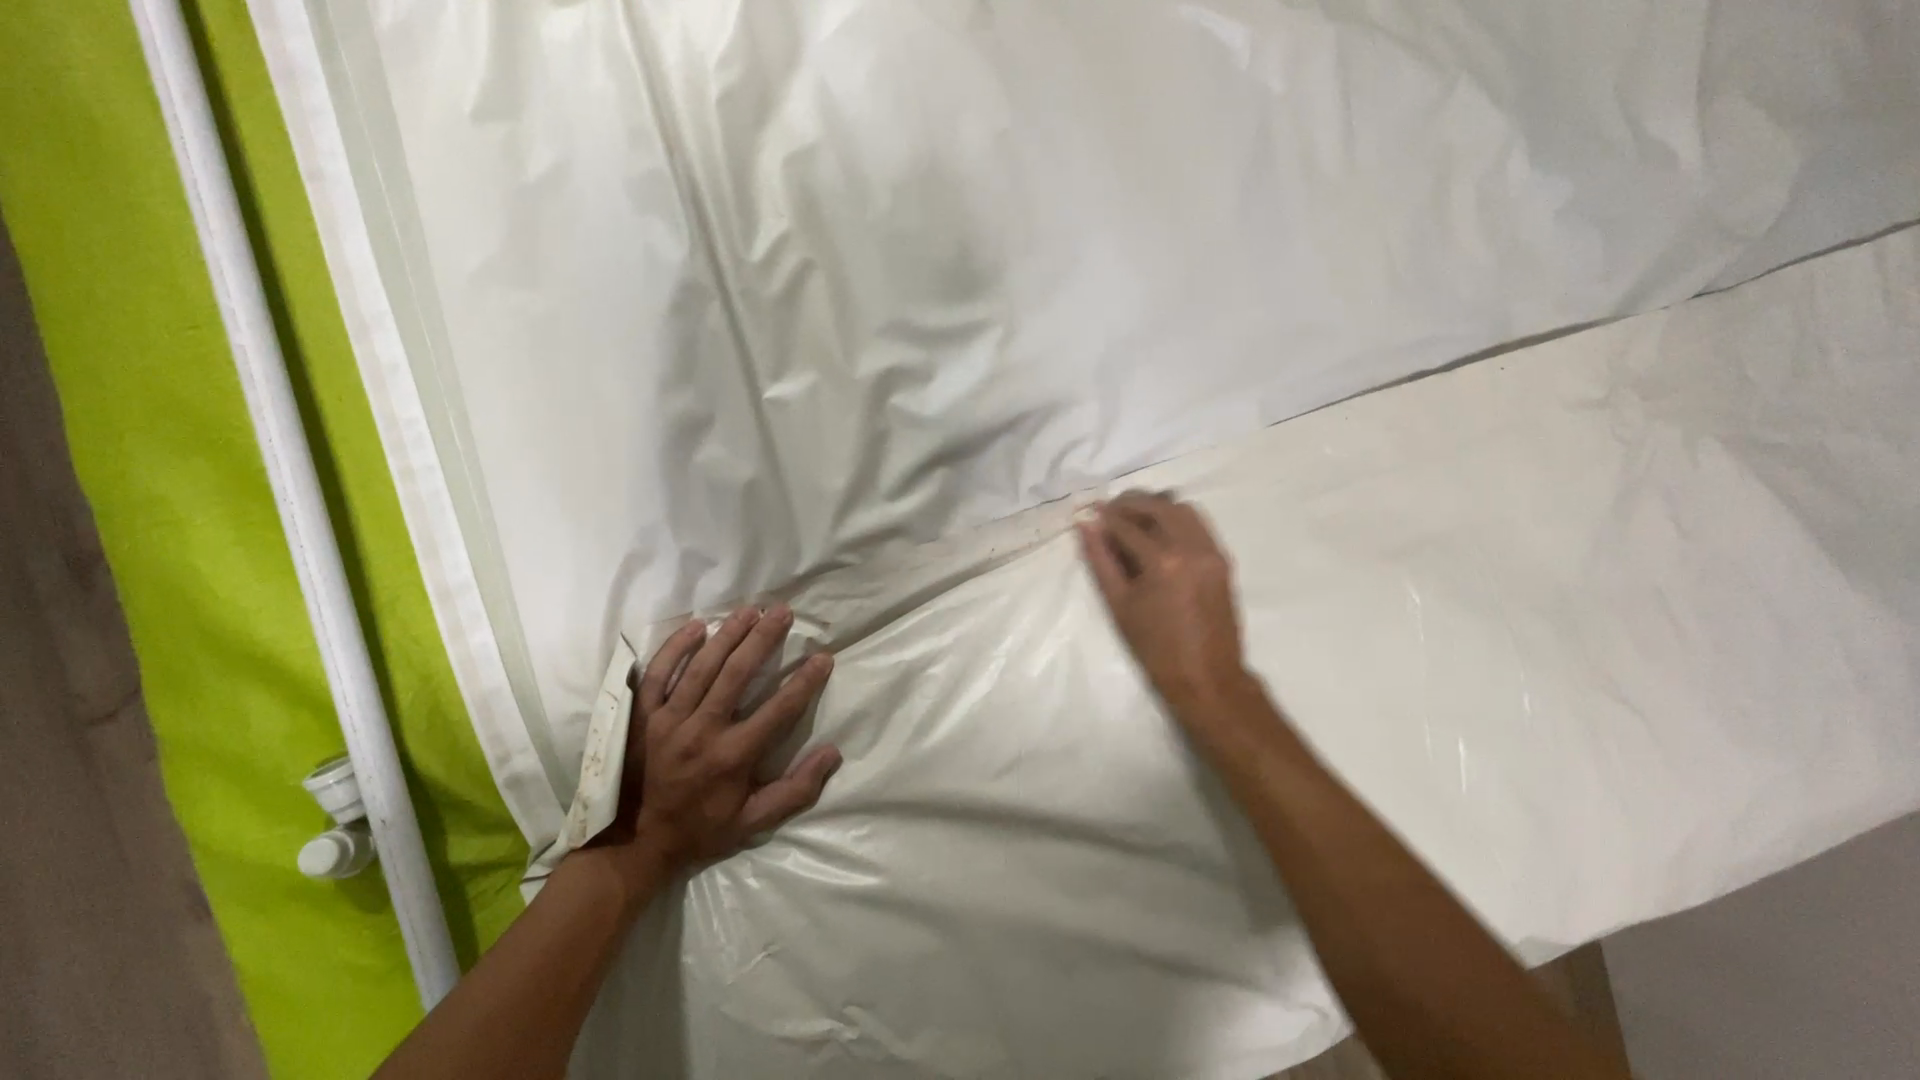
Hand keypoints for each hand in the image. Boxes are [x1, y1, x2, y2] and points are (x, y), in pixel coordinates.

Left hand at [610, 605, 841, 878]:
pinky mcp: (641, 717)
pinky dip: (676, 648)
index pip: (779, 710)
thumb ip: (796, 790)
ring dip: (728, 635)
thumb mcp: (754, 822)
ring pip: (702, 667)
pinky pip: (657, 674)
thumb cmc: (701, 831)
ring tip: (750, 610)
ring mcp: (668, 720)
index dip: (805, 682)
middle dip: (764, 639)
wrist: (634, 844)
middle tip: (784, 612)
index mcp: (733, 757)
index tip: (824, 657)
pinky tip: (696, 627)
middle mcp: (702, 731)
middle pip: (738, 674)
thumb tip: (832, 753)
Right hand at [1077, 492, 1254, 718]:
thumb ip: (1101, 560)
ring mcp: (1212, 551)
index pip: (1127, 525)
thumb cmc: (1155, 648)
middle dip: (1129, 503)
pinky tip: (1159, 532)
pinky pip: (1199, 524)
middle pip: (1157, 506)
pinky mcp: (1223, 559)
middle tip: (1108, 510)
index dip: (1103, 516)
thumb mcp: (1118, 605)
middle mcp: (1192, 548)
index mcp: (1163, 562)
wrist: (1206, 676)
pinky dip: (1177, 519)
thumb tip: (1086, 526)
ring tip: (1133, 519)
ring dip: (1155, 506)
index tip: (1087, 512)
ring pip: (1182, 509)